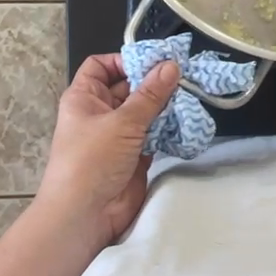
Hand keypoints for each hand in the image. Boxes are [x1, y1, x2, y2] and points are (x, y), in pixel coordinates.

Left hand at [36, 54, 181, 250]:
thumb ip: (150, 94)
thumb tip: (171, 65)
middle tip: (184, 77)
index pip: (102, 66)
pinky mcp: (134, 156)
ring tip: (190, 97)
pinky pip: (153, 134)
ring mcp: (117, 136)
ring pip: (144, 111)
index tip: (154, 62)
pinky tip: (187, 121)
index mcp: (84, 97)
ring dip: (164, 106)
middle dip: (153, 83)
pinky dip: (168, 128)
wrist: (85, 215)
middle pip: (128, 87)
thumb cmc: (92, 160)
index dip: (125, 60)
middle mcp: (99, 113)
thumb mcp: (122, 122)